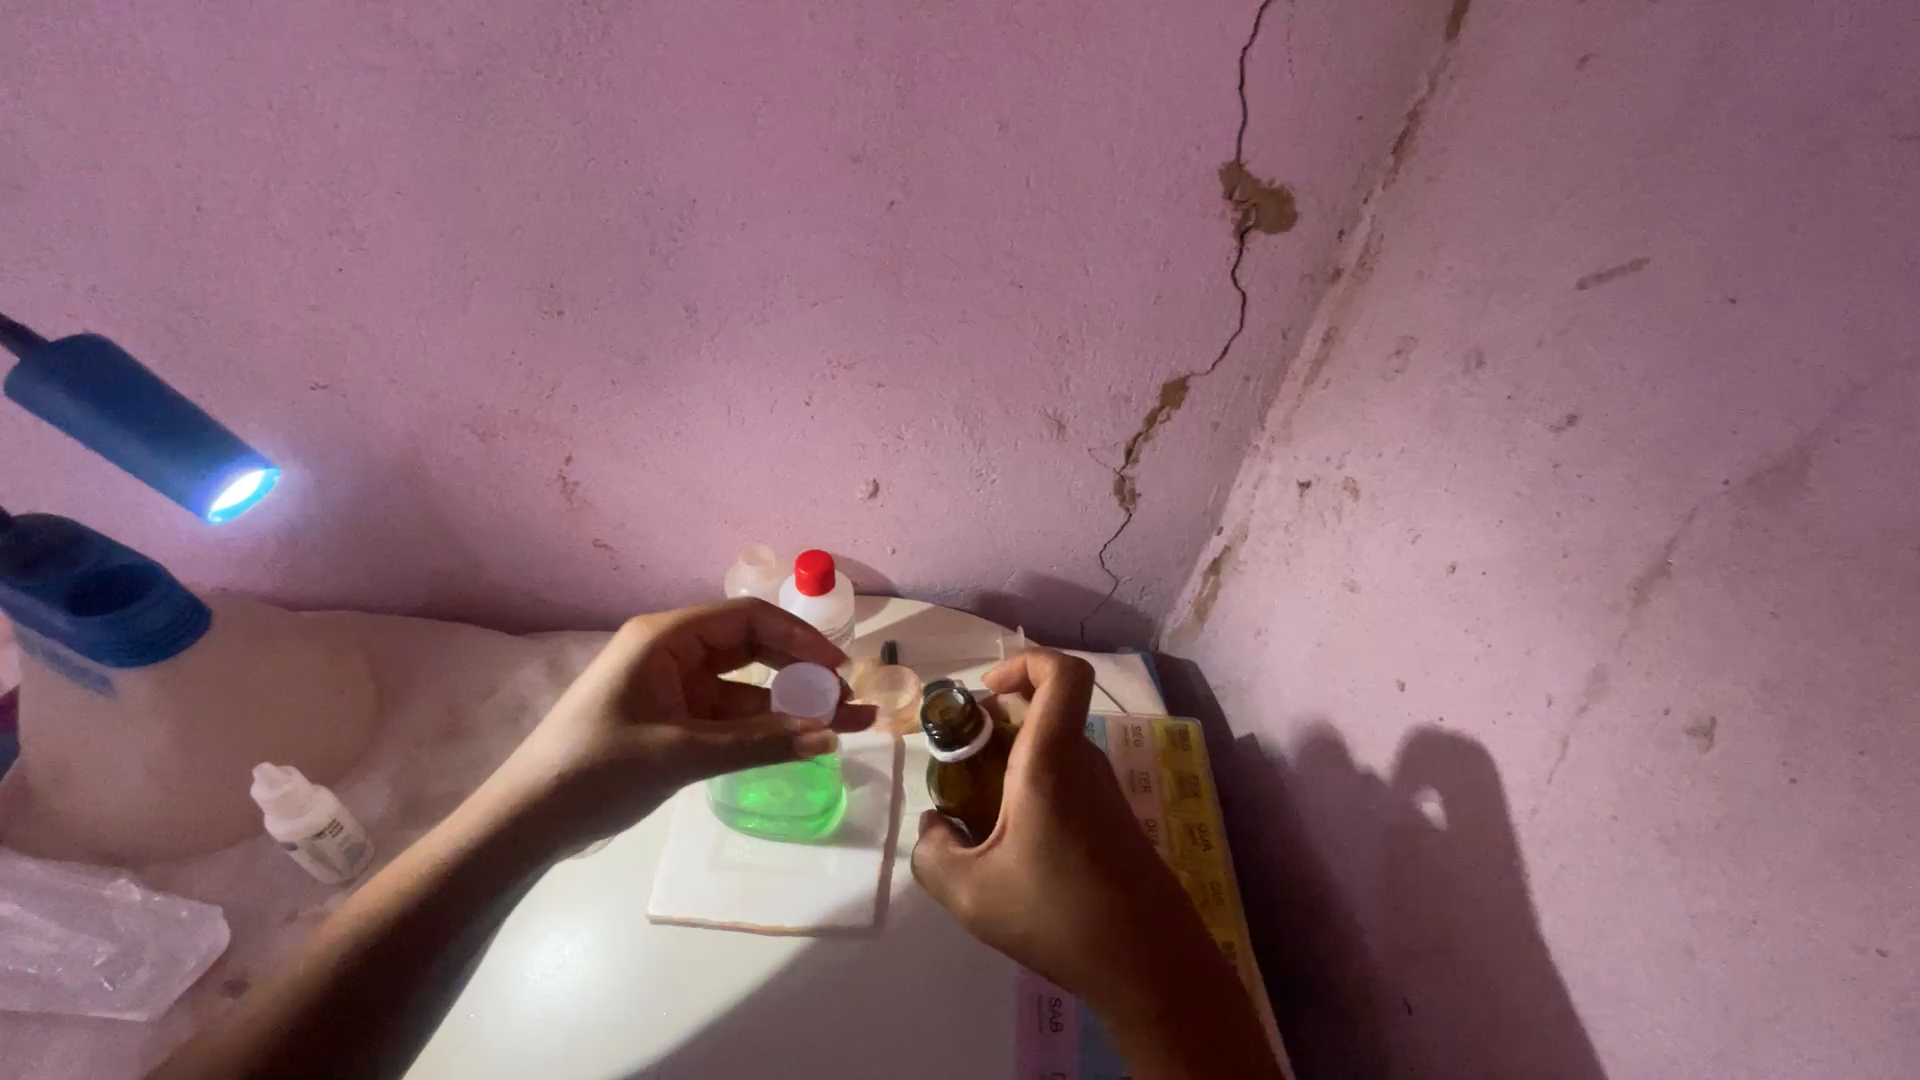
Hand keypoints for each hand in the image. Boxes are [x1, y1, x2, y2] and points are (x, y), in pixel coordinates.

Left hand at [478, 598, 874, 852]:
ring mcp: (675, 690)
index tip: (838, 670)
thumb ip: (759, 743)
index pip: (748, 619)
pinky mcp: (674, 722)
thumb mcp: (681, 754)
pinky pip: (731, 717)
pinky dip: (765, 729)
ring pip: (747, 688)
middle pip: (753, 649)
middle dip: (802, 674)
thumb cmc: (595, 771)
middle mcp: (674, 654)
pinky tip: (802, 741)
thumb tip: (828, 736)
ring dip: (790, 706)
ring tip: (844, 724)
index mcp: (666, 638)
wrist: (524, 824)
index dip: (799, 639)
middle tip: (847, 700)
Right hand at [909, 648, 1207, 1003]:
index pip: (1062, 672)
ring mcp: (1104, 789)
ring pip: (1055, 742)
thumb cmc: (1059, 918)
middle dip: (998, 714)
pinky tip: (1013, 838)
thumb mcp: (970, 893)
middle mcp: (1083, 761)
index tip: (984, 693)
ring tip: (978, 804)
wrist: (1151, 966)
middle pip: (1047, 705)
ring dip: (1014, 753)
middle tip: (962, 756)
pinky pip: (1068, 775)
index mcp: (1051, 760)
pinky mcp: (1113, 817)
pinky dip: (1034, 783)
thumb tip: (932, 826)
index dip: (1024, 661)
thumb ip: (932, 852)